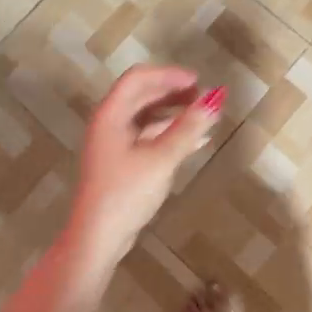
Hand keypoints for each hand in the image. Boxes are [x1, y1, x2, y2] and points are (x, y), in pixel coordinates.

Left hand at [62, 64, 222, 267]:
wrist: (97, 236)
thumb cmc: (126, 192)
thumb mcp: (161, 158)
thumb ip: (187, 128)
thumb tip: (214, 100)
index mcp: (111, 114)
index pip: (138, 78)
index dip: (168, 75)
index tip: (198, 81)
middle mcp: (109, 122)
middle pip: (142, 95)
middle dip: (174, 93)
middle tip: (205, 98)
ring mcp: (113, 143)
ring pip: (146, 117)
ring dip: (174, 115)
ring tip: (204, 119)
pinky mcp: (120, 162)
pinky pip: (147, 137)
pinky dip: (169, 135)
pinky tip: (194, 143)